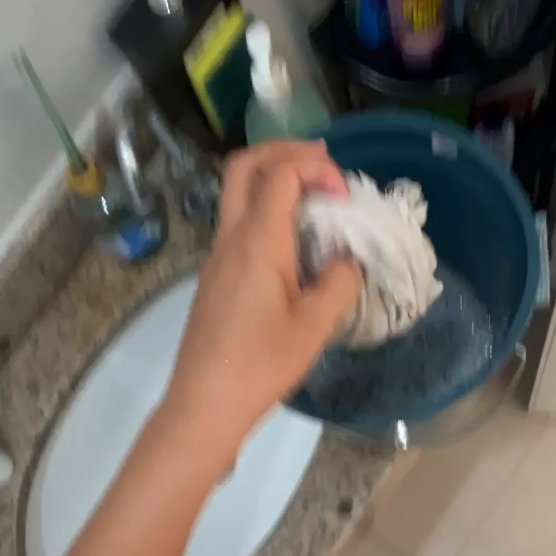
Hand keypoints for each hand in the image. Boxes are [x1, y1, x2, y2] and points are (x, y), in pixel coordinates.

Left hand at [159, 140, 362, 455]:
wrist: (206, 402)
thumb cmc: (261, 364)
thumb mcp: (315, 326)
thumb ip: (339, 282)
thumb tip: (349, 260)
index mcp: (257, 240)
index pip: (282, 172)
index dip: (318, 169)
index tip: (346, 199)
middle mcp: (230, 238)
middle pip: (246, 166)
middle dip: (285, 153)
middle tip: (323, 166)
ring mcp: (217, 257)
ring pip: (238, 195)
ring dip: (275, 183)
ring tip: (315, 202)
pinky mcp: (216, 279)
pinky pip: (239, 227)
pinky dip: (267, 215)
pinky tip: (295, 247)